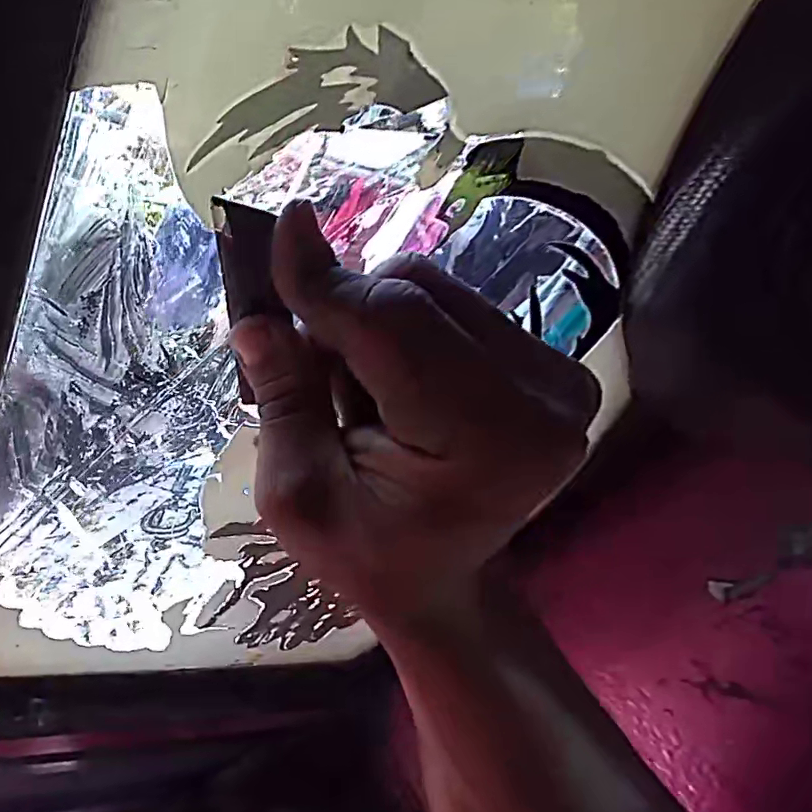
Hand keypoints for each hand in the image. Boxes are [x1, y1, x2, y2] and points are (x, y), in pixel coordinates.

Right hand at [229, 200, 598, 625]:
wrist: (436, 583)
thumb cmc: (360, 553)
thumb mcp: (295, 493)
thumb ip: (282, 400)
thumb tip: (256, 319)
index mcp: (486, 439)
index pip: (393, 326)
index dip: (325, 280)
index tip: (281, 227)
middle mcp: (543, 393)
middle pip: (415, 294)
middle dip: (334, 311)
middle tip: (286, 361)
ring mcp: (554, 373)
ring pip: (428, 291)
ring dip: (358, 321)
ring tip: (334, 388)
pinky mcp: (542, 364)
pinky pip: (444, 306)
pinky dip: (388, 329)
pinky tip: (372, 381)